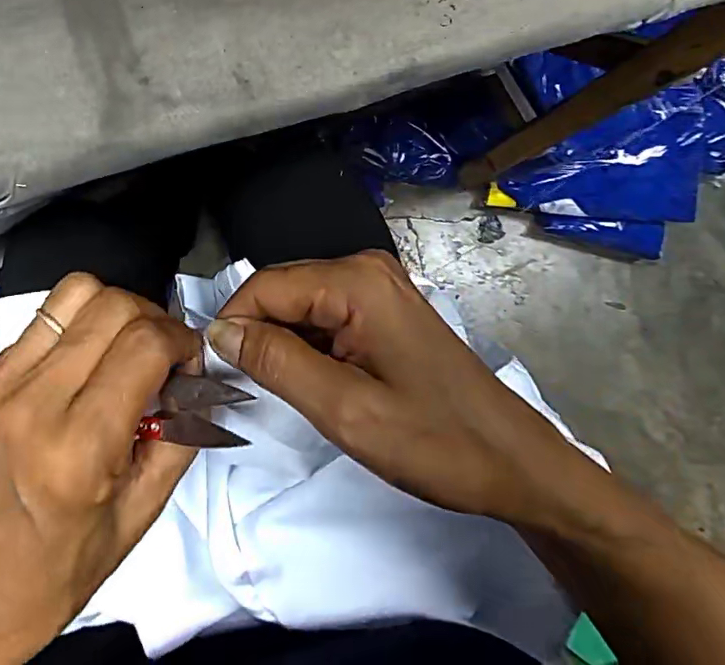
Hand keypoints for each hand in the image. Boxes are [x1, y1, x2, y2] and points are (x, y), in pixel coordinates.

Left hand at [0, 275, 200, 664]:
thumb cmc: (69, 557)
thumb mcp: (148, 503)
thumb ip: (186, 428)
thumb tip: (204, 374)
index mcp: (79, 446)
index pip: (147, 344)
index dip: (184, 342)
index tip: (189, 365)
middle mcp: (35, 403)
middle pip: (118, 306)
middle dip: (158, 321)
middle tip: (165, 356)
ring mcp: (5, 382)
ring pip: (82, 291)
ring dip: (120, 309)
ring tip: (129, 345)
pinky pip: (51, 310)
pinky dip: (84, 319)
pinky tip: (92, 355)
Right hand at [209, 250, 603, 526]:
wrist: (509, 456)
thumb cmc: (433, 439)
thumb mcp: (345, 408)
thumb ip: (277, 362)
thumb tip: (221, 331)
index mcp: (357, 281)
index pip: (265, 285)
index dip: (232, 327)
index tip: (215, 376)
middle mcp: (367, 268)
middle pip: (283, 288)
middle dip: (255, 332)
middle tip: (242, 389)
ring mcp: (381, 286)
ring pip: (303, 303)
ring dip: (281, 341)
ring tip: (277, 390)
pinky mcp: (387, 308)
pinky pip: (329, 314)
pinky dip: (309, 344)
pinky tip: (313, 380)